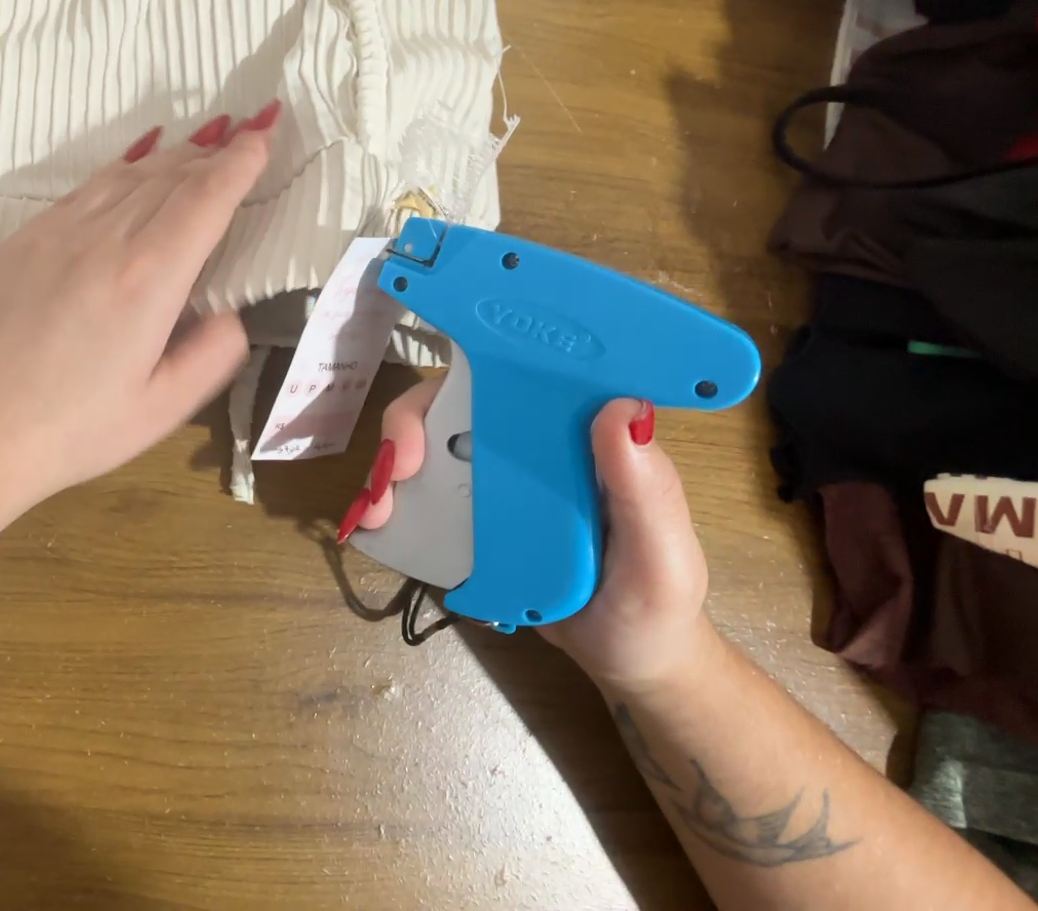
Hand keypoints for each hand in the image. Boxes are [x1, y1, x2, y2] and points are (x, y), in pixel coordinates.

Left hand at [0, 104, 281, 504]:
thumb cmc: (71, 432)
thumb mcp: (162, 410)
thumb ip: (211, 354)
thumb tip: (229, 312)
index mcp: (146, 279)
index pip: (205, 199)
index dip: (240, 162)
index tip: (264, 132)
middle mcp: (102, 240)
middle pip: (169, 177)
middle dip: (214, 149)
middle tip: (247, 126)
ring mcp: (54, 233)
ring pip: (125, 175)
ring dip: (171, 154)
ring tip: (203, 138)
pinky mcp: (20, 240)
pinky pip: (84, 188)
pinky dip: (120, 167)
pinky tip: (135, 161)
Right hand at [353, 379, 717, 689]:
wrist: (622, 665)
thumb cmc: (654, 609)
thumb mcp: (662, 556)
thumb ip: (648, 491)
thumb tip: (621, 408)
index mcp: (583, 438)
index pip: (524, 375)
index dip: (470, 371)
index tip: (436, 412)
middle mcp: (534, 447)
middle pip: (457, 403)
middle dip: (409, 425)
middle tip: (395, 474)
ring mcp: (498, 482)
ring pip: (430, 447)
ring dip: (391, 468)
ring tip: (375, 512)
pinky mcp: (474, 517)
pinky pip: (425, 495)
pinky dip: (395, 502)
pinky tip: (378, 524)